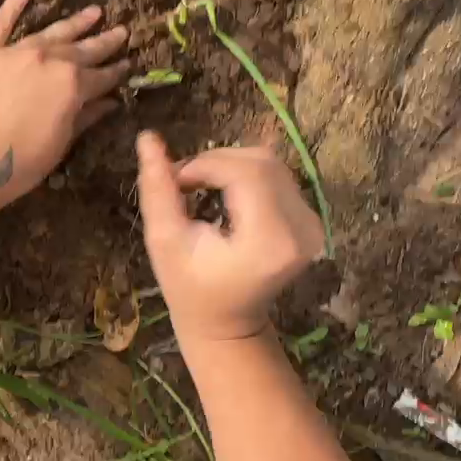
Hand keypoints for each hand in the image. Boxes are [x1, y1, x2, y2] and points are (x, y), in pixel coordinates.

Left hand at [0, 0, 128, 199]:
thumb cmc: (20, 164)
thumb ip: (84, 117)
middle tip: (120, 31)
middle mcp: (47, 60)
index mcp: (71, 85)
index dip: (114, 72)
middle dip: (102, 41)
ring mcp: (13, 53)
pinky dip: (12, 5)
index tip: (126, 64)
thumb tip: (108, 102)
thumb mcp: (60, 144)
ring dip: (73, 23)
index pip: (100, 76)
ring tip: (93, 12)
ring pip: (48, 33)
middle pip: (80, 49)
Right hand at [135, 133, 324, 344]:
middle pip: (261, 162)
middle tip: (182, 181)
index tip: (174, 179)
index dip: (205, 164)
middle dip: (215, 161)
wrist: (225, 322)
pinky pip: (279, 177)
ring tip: (199, 186)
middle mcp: (302, 228)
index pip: (244, 173)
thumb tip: (147, 138)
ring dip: (229, 165)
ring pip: (271, 163)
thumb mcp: (164, 241)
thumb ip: (157, 190)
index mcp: (269, 239)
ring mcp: (313, 224)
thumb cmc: (188, 287)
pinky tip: (222, 194)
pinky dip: (245, 175)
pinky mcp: (312, 220)